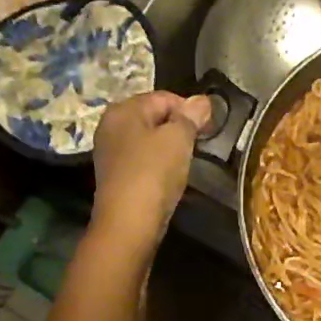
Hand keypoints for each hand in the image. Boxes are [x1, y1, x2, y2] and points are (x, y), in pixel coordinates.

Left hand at [91, 92, 211, 249]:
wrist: (128, 222)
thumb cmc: (153, 173)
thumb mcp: (178, 139)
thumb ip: (190, 117)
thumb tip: (202, 100)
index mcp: (124, 109)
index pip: (164, 98)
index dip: (190, 110)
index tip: (209, 129)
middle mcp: (112, 124)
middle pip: (154, 117)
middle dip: (179, 127)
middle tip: (199, 145)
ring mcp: (111, 150)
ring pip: (148, 139)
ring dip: (169, 146)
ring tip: (187, 161)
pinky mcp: (116, 174)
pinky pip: (142, 158)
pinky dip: (158, 163)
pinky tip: (170, 176)